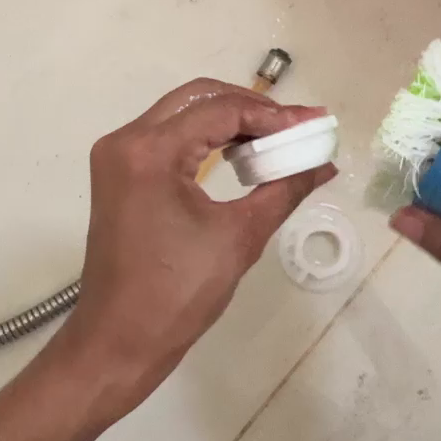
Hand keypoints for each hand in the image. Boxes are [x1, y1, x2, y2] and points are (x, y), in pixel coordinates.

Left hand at [57, 79, 336, 413]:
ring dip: (228, 121)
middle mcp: (125, 141)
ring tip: (276, 140)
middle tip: (296, 127)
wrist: (119, 341)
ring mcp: (116, 157)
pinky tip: (240, 155)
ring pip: (181, 114)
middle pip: (198, 99)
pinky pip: (167, 138)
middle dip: (251, 108)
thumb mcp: (239, 237)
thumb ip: (284, 189)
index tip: (315, 124)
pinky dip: (204, 139)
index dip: (273, 115)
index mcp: (149, 152)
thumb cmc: (177, 294)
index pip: (220, 111)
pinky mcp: (118, 175)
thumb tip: (324, 162)